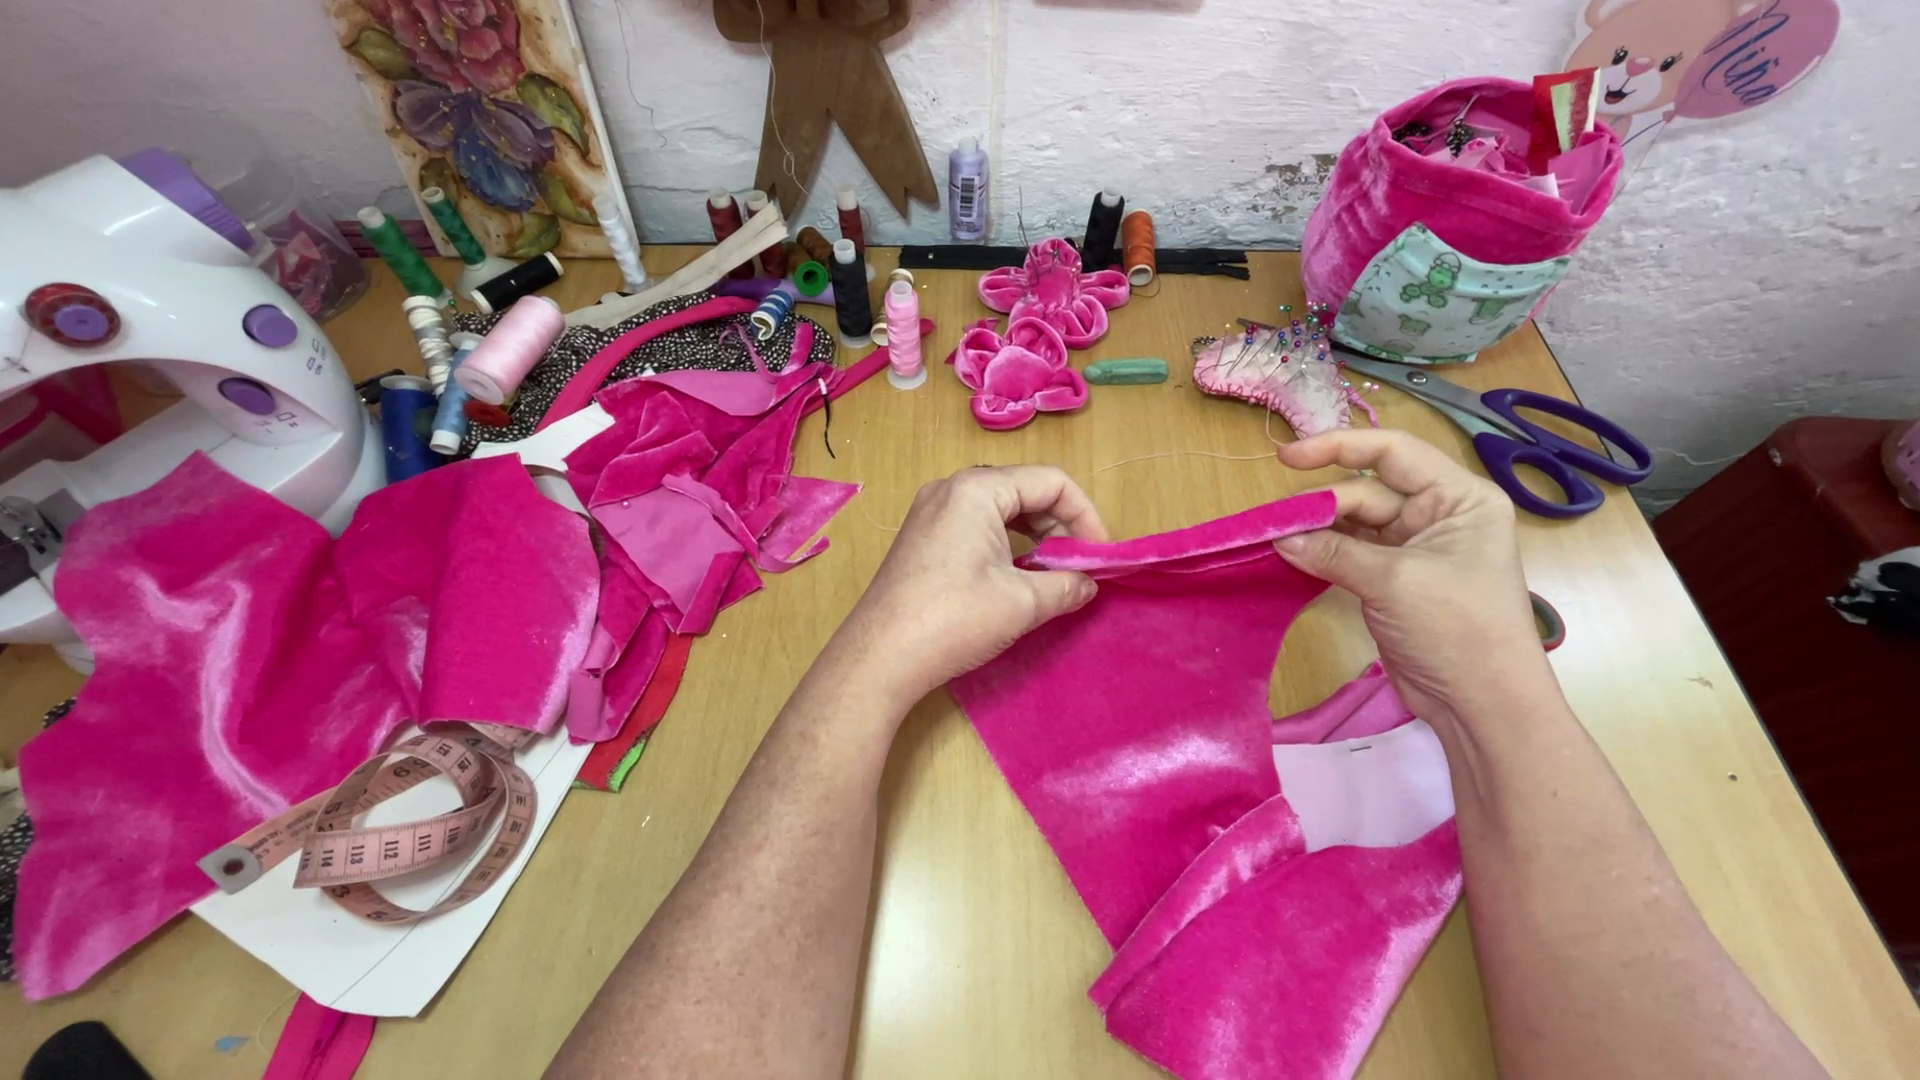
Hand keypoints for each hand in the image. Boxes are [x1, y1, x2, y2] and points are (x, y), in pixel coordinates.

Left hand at [829, 466, 1108, 708]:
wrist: (879, 657)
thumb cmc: (954, 620)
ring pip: (999, 509)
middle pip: (1024, 490)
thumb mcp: (1023, 603)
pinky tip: (1015, 576)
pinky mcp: (921, 538)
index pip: (1051, 481)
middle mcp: (951, 489)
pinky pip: (975, 525)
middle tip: (1078, 566)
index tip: (1100, 555)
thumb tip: (1088, 584)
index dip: (1086, 515)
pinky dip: (1004, 544)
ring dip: (1033, 536)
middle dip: (1059, 525)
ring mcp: (930, 512)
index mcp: (977, 490)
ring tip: (1051, 573)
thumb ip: (1067, 585)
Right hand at [1273, 429, 1553, 728]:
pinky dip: (1320, 553)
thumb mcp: (1395, 582)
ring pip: (1352, 522)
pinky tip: (1291, 556)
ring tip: (1275, 538)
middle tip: (1274, 523)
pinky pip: (1348, 552)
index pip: (1393, 452)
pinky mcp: (1391, 578)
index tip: (1287, 458)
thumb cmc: (1457, 629)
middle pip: (1366, 491)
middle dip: (1320, 504)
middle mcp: (1438, 513)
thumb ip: (1334, 553)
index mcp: (1459, 497)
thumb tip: (1279, 538)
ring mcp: (1413, 547)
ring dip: (1315, 530)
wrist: (1479, 702)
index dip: (1338, 446)